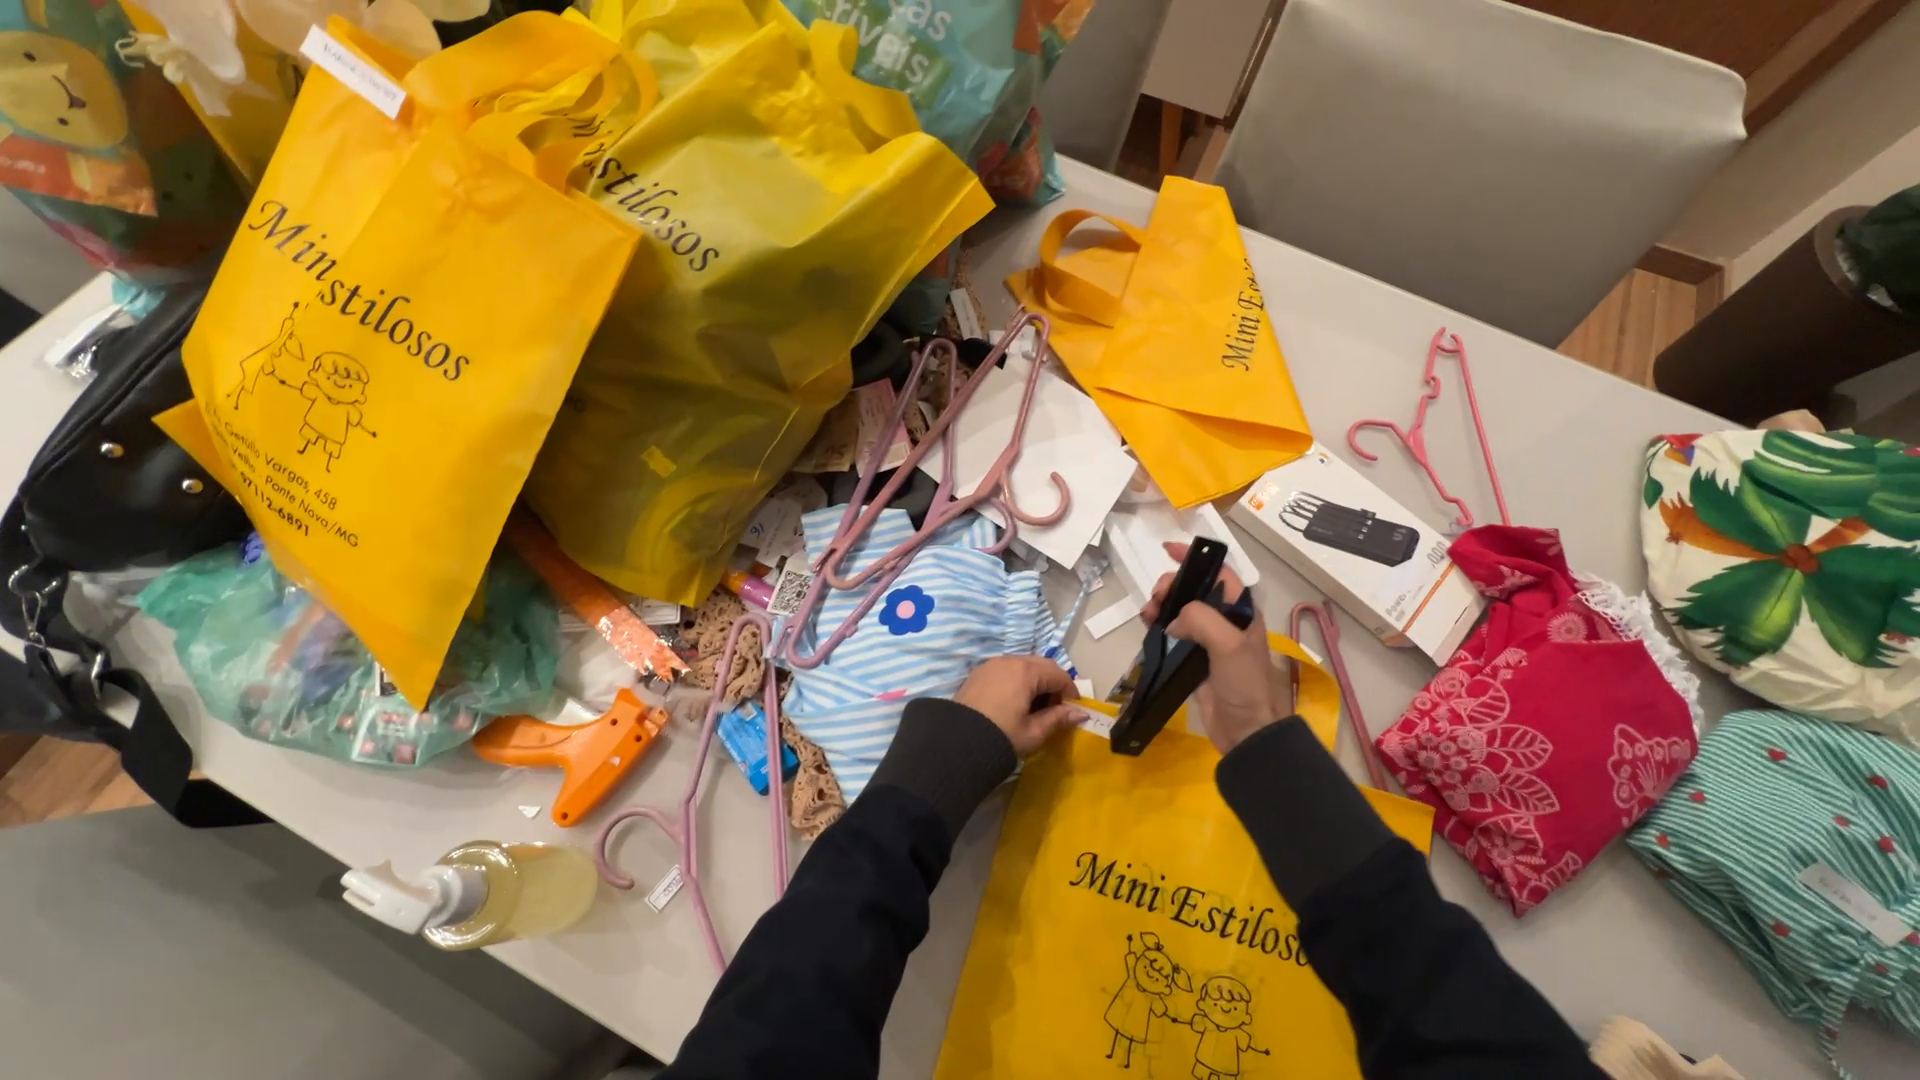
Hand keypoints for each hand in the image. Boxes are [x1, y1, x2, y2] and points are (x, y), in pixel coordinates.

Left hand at [954, 655, 1084, 755]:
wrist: (956, 743)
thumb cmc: (1000, 736)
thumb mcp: (1033, 732)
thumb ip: (1058, 719)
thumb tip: (1080, 713)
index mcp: (1025, 672)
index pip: (1058, 674)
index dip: (1070, 691)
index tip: (1074, 710)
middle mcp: (1009, 661)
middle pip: (1041, 665)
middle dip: (1053, 684)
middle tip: (1056, 709)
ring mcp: (991, 664)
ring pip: (1023, 666)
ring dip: (1035, 682)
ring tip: (1036, 708)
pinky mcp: (979, 673)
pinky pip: (1006, 670)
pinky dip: (1018, 681)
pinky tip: (1016, 703)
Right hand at [1141, 542, 1286, 753]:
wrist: (1246, 730)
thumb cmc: (1244, 683)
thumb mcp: (1228, 644)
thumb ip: (1201, 619)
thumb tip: (1174, 619)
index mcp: (1242, 611)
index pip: (1219, 572)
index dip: (1196, 559)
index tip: (1168, 551)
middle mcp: (1226, 620)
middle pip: (1194, 590)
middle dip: (1171, 586)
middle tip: (1156, 599)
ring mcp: (1209, 640)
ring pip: (1180, 610)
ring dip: (1162, 605)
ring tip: (1147, 614)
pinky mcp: (1194, 658)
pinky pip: (1173, 633)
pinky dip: (1159, 625)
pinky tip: (1149, 627)